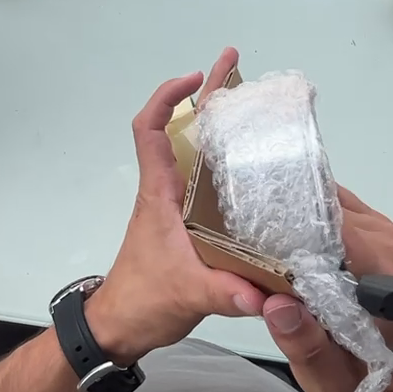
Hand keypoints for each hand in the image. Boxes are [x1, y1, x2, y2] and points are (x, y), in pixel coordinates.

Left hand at [85, 47, 269, 364]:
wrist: (121, 325)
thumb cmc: (142, 300)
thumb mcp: (188, 295)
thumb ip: (226, 292)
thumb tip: (271, 295)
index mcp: (159, 192)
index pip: (149, 129)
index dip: (166, 97)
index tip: (195, 78)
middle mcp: (168, 190)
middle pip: (181, 129)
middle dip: (206, 95)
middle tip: (236, 66)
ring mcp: (178, 205)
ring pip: (198, 152)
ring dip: (220, 124)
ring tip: (257, 103)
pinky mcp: (189, 223)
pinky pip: (210, 181)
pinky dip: (229, 163)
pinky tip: (260, 166)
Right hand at [260, 186, 392, 391]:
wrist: (386, 372)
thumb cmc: (352, 373)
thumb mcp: (325, 377)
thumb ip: (305, 346)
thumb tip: (279, 307)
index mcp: (384, 278)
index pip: (332, 228)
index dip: (289, 226)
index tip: (253, 236)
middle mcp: (390, 244)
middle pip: (323, 208)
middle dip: (285, 220)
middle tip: (250, 243)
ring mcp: (384, 229)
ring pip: (323, 199)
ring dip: (292, 214)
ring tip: (265, 240)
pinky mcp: (372, 221)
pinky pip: (328, 200)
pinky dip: (303, 212)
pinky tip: (286, 236)